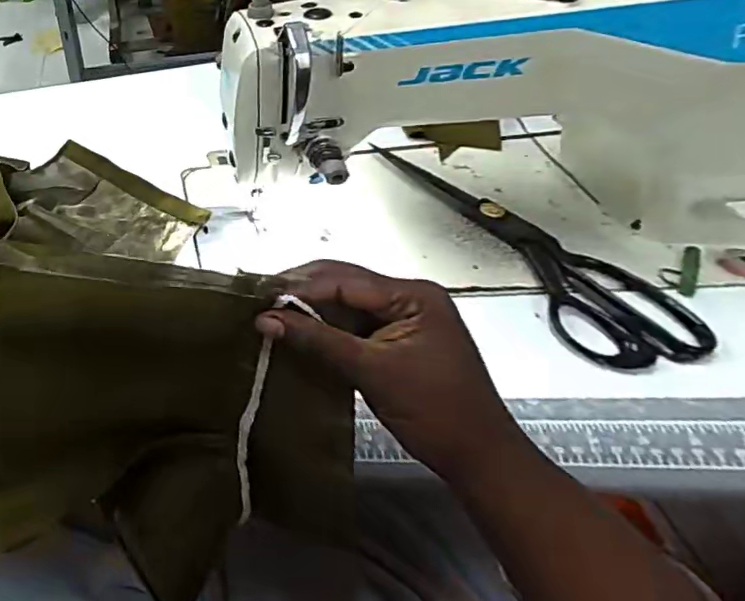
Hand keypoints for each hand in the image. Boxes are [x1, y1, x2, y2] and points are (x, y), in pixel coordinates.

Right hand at [258, 260, 528, 482]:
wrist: (484, 463)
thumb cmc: (439, 414)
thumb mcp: (372, 372)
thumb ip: (317, 340)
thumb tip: (265, 319)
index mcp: (414, 295)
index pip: (342, 280)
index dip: (299, 287)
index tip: (262, 297)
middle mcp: (409, 296)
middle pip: (341, 281)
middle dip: (300, 289)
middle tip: (260, 298)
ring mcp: (403, 315)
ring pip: (342, 299)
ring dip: (308, 306)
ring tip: (271, 311)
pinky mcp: (394, 336)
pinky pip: (350, 319)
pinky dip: (323, 323)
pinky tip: (297, 328)